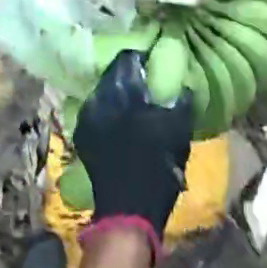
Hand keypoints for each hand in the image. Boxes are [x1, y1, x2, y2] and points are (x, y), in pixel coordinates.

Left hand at [73, 50, 193, 232]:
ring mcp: (87, 117)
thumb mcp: (176, 133)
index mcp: (122, 93)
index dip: (139, 59)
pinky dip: (107, 111)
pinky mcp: (82, 135)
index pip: (126, 61)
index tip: (150, 62)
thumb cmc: (157, 169)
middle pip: (112, 76)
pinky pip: (95, 112)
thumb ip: (179, 104)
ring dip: (115, 93)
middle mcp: (99, 99)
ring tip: (132, 102)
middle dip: (126, 75)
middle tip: (143, 81)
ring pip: (102, 93)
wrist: (128, 209)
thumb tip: (184, 86)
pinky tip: (119, 121)